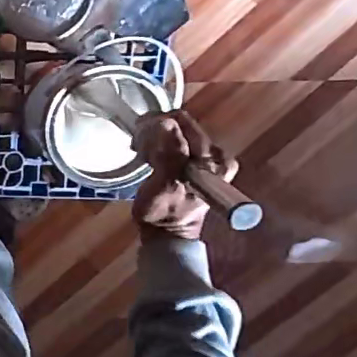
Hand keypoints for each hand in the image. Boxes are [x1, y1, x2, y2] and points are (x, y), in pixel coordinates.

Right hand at [131, 110, 226, 241]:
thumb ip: (169, 153)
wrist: (168, 233)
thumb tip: (164, 123)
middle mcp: (218, 155)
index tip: (138, 139)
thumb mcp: (164, 184)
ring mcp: (211, 157)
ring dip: (156, 138)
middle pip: (183, 125)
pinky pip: (179, 140)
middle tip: (138, 145)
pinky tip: (153, 156)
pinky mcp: (201, 160)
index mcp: (215, 161)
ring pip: (178, 131)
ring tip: (144, 154)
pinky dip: (162, 144)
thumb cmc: (163, 213)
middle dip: (156, 131)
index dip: (157, 127)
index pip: (184, 126)